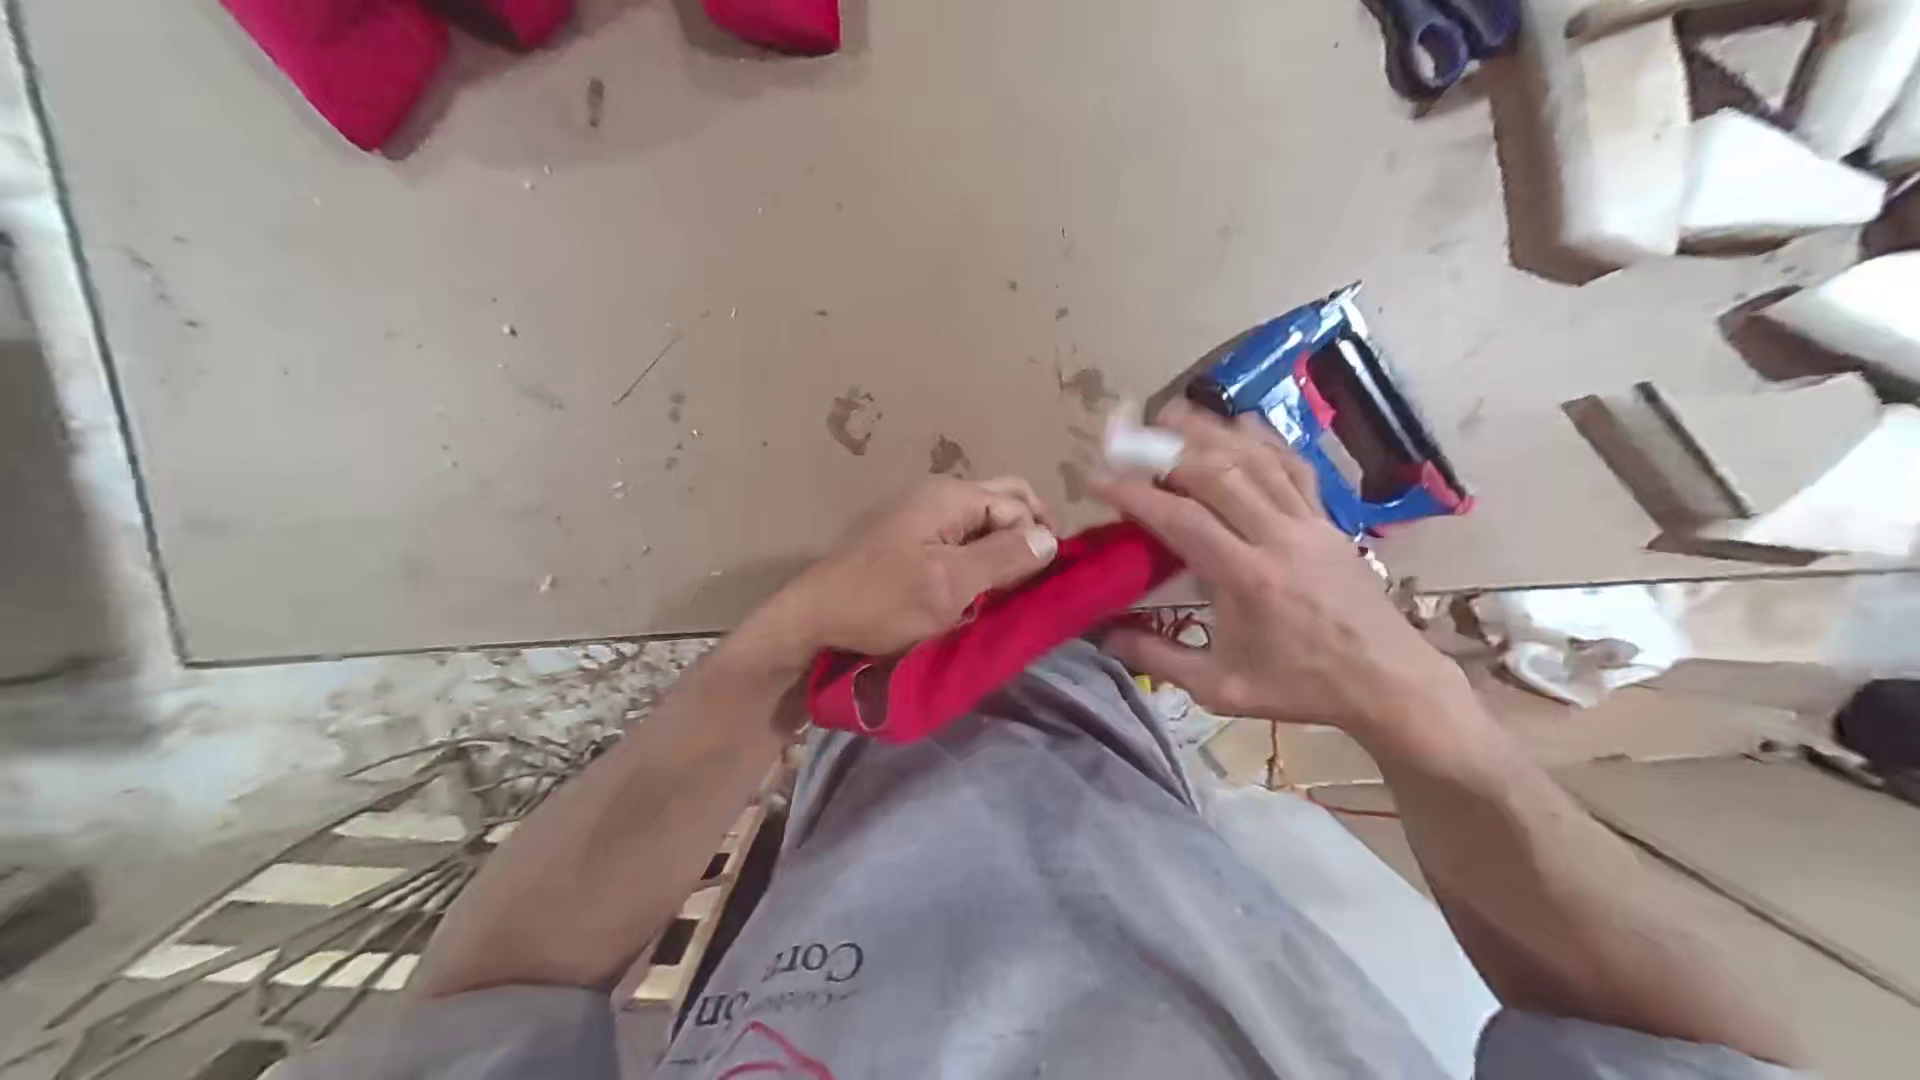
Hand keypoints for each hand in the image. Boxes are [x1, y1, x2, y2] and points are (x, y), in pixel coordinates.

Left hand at [769, 476, 1059, 657]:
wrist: (813, 619)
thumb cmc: (882, 603)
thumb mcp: (950, 585)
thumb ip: (1003, 558)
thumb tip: (1051, 539)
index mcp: (950, 496)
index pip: (1019, 504)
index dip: (1037, 539)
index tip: (1040, 582)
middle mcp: (938, 494)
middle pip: (1004, 499)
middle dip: (1027, 532)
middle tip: (1037, 576)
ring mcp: (921, 513)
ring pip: (983, 518)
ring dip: (1004, 544)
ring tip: (1013, 584)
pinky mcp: (911, 536)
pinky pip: (961, 534)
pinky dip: (981, 552)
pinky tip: (983, 582)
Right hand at [1091, 402, 1468, 742]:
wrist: (1388, 683)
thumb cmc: (1300, 688)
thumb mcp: (1220, 688)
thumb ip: (1158, 659)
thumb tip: (1103, 634)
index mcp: (1247, 578)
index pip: (1182, 519)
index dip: (1136, 494)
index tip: (1099, 480)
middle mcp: (1277, 537)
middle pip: (1217, 473)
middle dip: (1166, 450)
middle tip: (1128, 440)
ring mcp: (1308, 523)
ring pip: (1255, 460)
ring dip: (1210, 432)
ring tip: (1173, 414)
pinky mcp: (1328, 520)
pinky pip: (1294, 467)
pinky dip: (1262, 441)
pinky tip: (1238, 425)